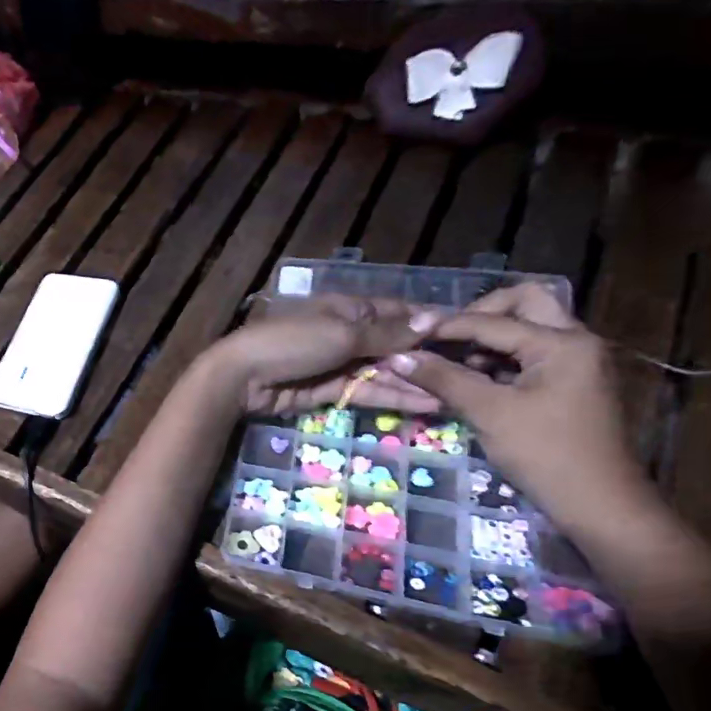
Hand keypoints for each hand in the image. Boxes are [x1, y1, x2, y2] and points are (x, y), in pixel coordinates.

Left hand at [205, 295, 442, 416]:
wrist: (243, 377)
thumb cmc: (292, 342)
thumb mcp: (342, 333)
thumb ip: (387, 334)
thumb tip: (433, 320)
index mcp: (350, 308)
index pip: (397, 313)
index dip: (428, 323)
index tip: (464, 335)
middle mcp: (348, 334)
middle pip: (394, 346)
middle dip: (425, 359)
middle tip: (468, 374)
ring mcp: (339, 364)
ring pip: (383, 372)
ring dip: (414, 382)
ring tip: (453, 395)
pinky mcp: (330, 391)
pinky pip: (366, 391)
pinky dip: (392, 397)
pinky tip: (424, 403)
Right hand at [389, 283, 651, 529]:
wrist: (597, 501)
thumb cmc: (543, 453)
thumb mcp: (489, 413)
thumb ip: (445, 380)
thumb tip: (399, 358)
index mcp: (561, 342)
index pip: (494, 321)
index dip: (448, 326)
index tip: (410, 335)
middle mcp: (576, 340)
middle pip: (526, 303)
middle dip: (481, 315)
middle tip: (446, 337)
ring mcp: (578, 361)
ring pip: (531, 328)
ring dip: (491, 338)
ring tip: (454, 363)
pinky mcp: (572, 383)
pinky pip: (534, 354)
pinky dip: (504, 359)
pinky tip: (476, 381)